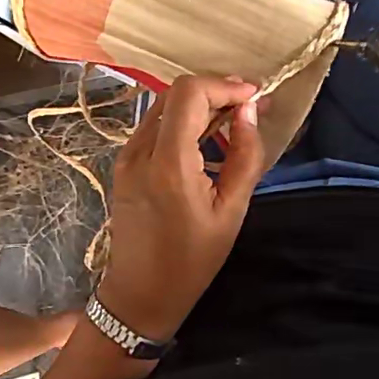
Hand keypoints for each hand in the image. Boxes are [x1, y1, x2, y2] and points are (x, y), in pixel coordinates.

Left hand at [98, 75, 262, 339]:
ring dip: (200, 105)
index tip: (254, 97)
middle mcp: (140, 151)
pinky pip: (155, 127)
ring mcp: (126, 156)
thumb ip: (245, 156)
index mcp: (169, 164)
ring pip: (164, 107)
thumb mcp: (231, 211)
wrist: (140, 294)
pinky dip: (183, 122)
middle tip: (249, 108)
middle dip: (216, 92)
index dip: (225, 85)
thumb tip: (250, 111)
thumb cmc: (192, 260)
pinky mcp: (123, 164)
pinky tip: (206, 140)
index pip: (190, 94)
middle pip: (176, 94)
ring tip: (233, 123)